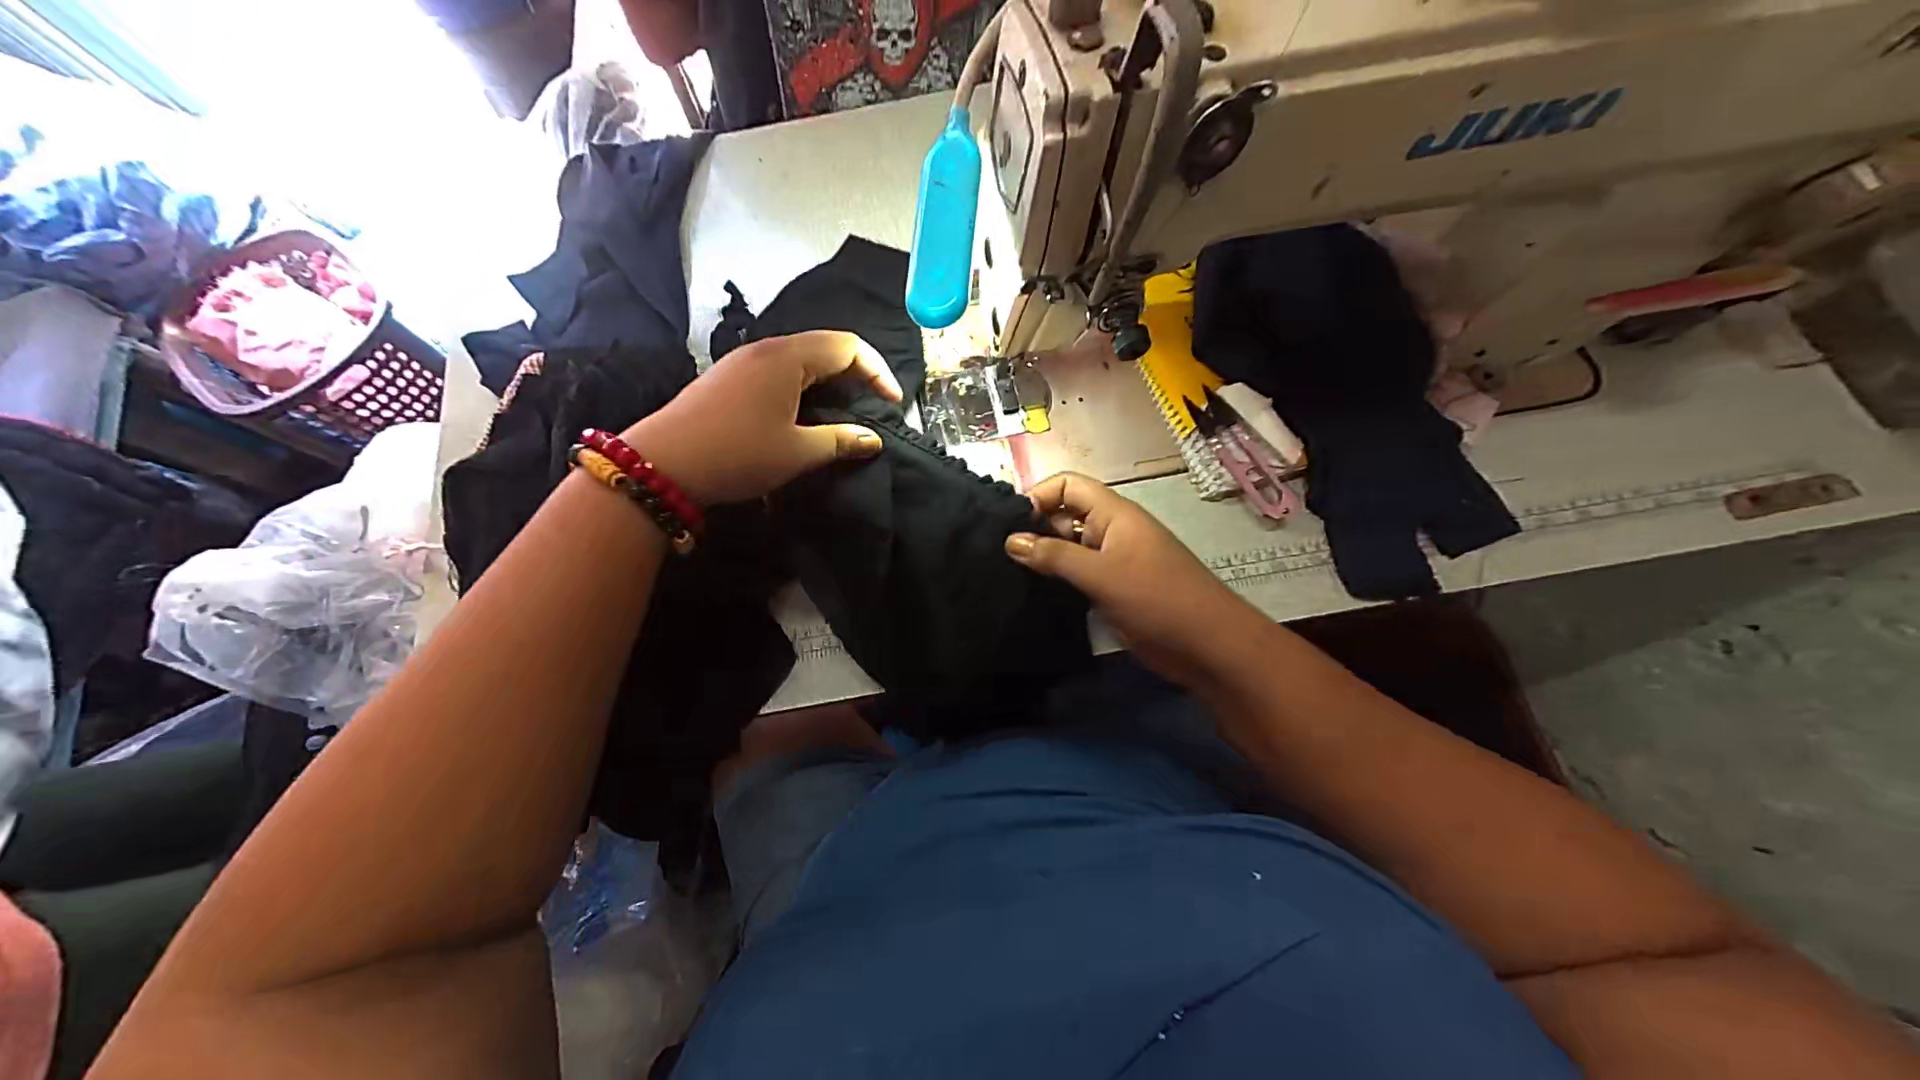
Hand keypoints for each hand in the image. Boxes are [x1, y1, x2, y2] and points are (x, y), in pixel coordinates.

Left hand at [621, 330, 901, 504]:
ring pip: (800, 358)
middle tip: (872, 405)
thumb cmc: (736, 454)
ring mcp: (742, 362)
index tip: (892, 403)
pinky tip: (803, 414)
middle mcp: (765, 349)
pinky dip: (803, 385)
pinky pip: (778, 370)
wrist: (660, 464)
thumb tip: (872, 439)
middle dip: (857, 373)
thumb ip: (841, 441)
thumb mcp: (797, 453)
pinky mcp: (728, 379)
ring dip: (829, 380)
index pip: (848, 346)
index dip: (878, 371)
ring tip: (844, 411)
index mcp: (787, 358)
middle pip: (825, 346)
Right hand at [1005, 472, 1269, 689]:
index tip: (1009, 525)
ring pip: (1069, 546)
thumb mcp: (1100, 574)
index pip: (1068, 485)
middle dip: (1034, 527)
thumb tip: (1010, 541)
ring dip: (1043, 555)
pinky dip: (1057, 577)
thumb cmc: (1156, 598)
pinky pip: (1078, 573)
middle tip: (1000, 552)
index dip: (1038, 496)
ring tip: (1008, 571)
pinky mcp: (1113, 588)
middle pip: (1065, 514)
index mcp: (1114, 513)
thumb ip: (1054, 556)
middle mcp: (1111, 530)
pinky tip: (1032, 591)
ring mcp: (1113, 560)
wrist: (1206, 645)